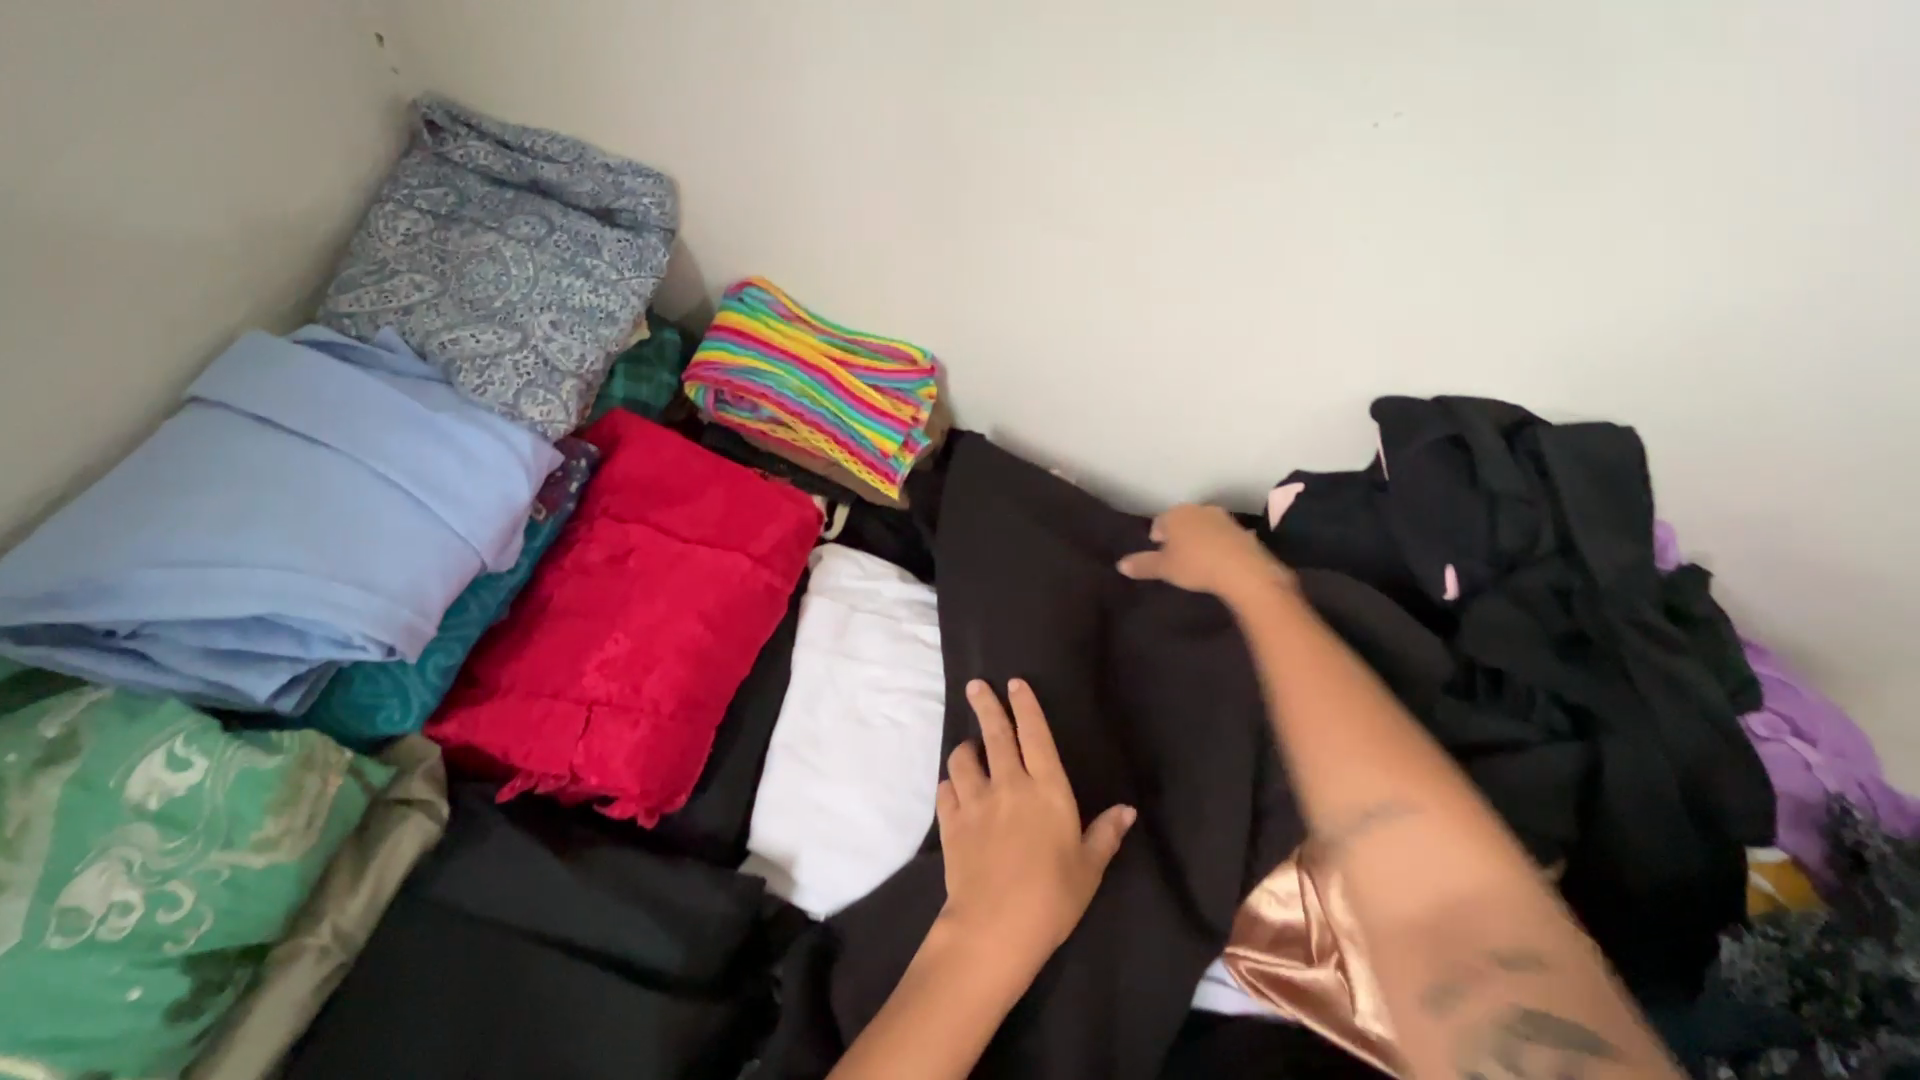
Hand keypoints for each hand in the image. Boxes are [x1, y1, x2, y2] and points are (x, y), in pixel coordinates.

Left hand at [937, 679, 1135, 965]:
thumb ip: (1106, 834)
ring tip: (969, 748)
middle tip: (976, 686)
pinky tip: (953, 788)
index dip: (1025, 706)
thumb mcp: (1089, 867)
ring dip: (965, 749)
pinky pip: (946, 791)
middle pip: (995, 735)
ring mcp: (975, 802)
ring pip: (963, 760)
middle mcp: (1009, 785)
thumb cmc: (1053, 896)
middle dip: (986, 706)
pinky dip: (950, 784)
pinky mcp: (951, 824)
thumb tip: (1127, 810)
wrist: (995, 926)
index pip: (1035, 735)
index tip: (1014, 683)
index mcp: (1047, 789)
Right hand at [1116, 503, 1294, 601]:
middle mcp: (1197, 509)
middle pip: (1181, 520)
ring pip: (1202, 525)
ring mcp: (1222, 517)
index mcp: (1175, 514)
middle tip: (1176, 556)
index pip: (1159, 522)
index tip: (1159, 552)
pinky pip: (1221, 534)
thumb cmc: (1195, 564)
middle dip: (1178, 535)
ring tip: (1197, 558)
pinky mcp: (1241, 529)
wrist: (1242, 568)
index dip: (1157, 537)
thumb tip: (1120, 565)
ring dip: (1198, 537)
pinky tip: (1217, 560)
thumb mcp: (1164, 568)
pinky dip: (1216, 544)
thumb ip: (1142, 565)